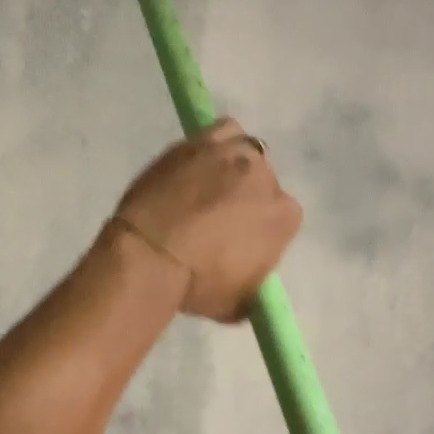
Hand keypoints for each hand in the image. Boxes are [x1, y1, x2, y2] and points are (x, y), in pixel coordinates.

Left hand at [110, 118, 301, 321]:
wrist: (149, 255)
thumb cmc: (196, 286)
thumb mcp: (236, 303)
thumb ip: (252, 287)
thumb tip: (246, 285)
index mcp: (284, 217)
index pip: (281, 216)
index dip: (256, 228)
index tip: (233, 240)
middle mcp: (266, 179)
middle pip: (262, 181)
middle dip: (243, 195)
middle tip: (213, 214)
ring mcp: (234, 155)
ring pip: (246, 150)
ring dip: (232, 164)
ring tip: (205, 184)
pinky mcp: (201, 142)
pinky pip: (223, 130)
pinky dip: (215, 142)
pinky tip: (198, 159)